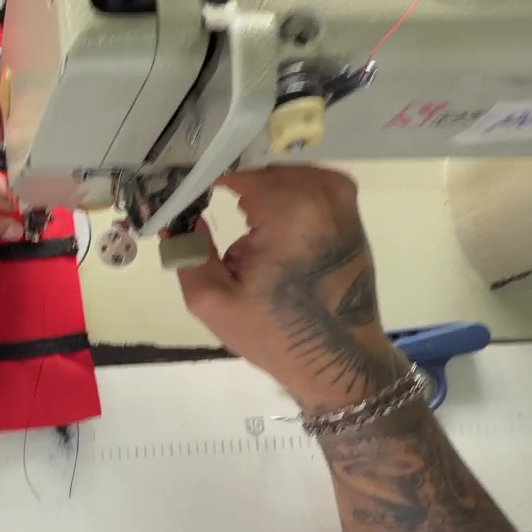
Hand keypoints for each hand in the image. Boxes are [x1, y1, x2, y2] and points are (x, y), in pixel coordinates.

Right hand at [175, 165, 405, 410]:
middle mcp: (323, 196)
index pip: (239, 176)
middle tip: (209, 213)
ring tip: (241, 222)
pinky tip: (271, 224)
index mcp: (290, 212)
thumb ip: (189, 253)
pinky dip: (289, 196)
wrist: (336, 358)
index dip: (208, 183)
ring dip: (264, 192)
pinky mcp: (352, 217)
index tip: (187, 198)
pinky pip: (314, 186)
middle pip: (265, 173)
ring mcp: (343, 205)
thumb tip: (180, 221)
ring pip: (291, 175)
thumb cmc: (273, 332)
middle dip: (237, 189)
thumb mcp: (211, 300)